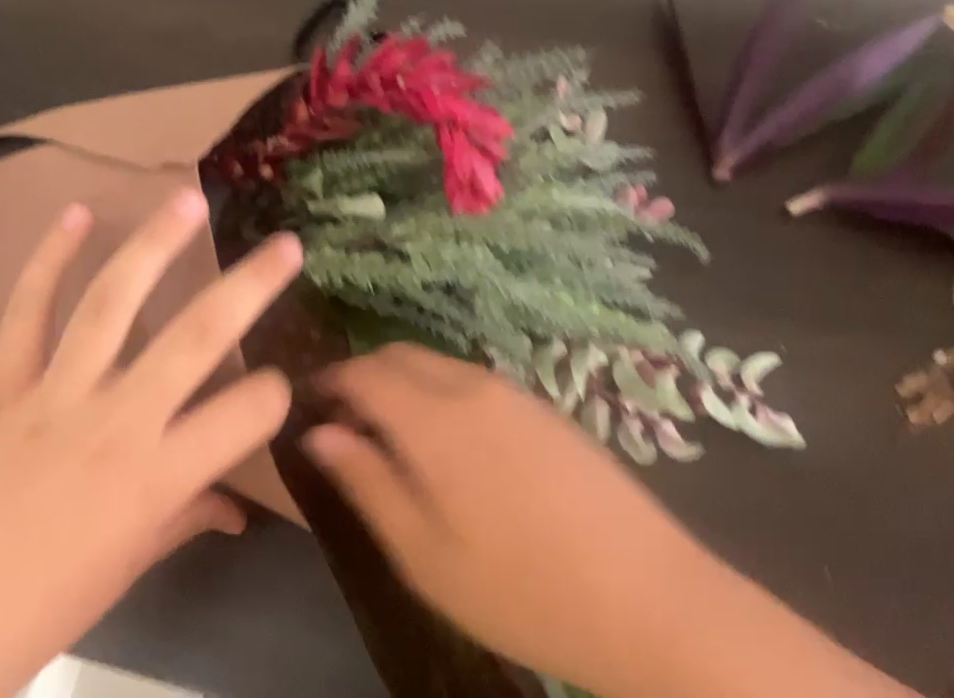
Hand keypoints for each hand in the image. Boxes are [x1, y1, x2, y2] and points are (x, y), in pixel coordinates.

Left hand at [0, 192, 300, 697]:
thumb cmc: (34, 614)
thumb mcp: (124, 570)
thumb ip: (182, 520)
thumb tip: (232, 510)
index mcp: (155, 481)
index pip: (245, 416)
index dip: (274, 396)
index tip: (278, 386)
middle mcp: (114, 425)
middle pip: (196, 340)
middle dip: (249, 287)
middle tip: (287, 244)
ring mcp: (51, 396)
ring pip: (111, 305)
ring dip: (154, 245)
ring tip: (188, 201)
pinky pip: (26, 314)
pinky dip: (49, 260)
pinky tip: (76, 214)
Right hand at [306, 344, 912, 697]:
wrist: (648, 598)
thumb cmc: (518, 586)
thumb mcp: (422, 551)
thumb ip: (366, 482)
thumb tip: (318, 432)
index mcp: (434, 415)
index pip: (363, 371)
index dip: (327, 382)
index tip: (305, 407)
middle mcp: (473, 386)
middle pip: (400, 356)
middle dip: (362, 377)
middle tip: (342, 425)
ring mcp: (517, 394)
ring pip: (439, 366)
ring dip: (402, 385)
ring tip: (390, 441)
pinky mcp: (547, 411)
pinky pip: (474, 384)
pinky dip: (440, 396)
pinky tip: (449, 449)